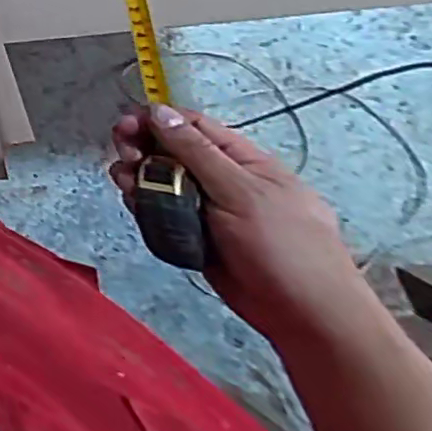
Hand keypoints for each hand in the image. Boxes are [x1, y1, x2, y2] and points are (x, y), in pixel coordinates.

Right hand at [110, 105, 371, 345]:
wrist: (306, 319)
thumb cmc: (285, 249)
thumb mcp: (242, 193)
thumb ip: (197, 151)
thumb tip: (158, 111)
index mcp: (244, 162)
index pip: (191, 125)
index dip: (155, 120)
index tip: (125, 127)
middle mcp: (221, 177)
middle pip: (166, 147)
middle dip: (139, 148)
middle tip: (126, 159)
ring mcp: (204, 204)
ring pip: (155, 176)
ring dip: (135, 176)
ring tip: (131, 190)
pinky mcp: (189, 227)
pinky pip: (155, 203)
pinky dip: (140, 200)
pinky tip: (137, 206)